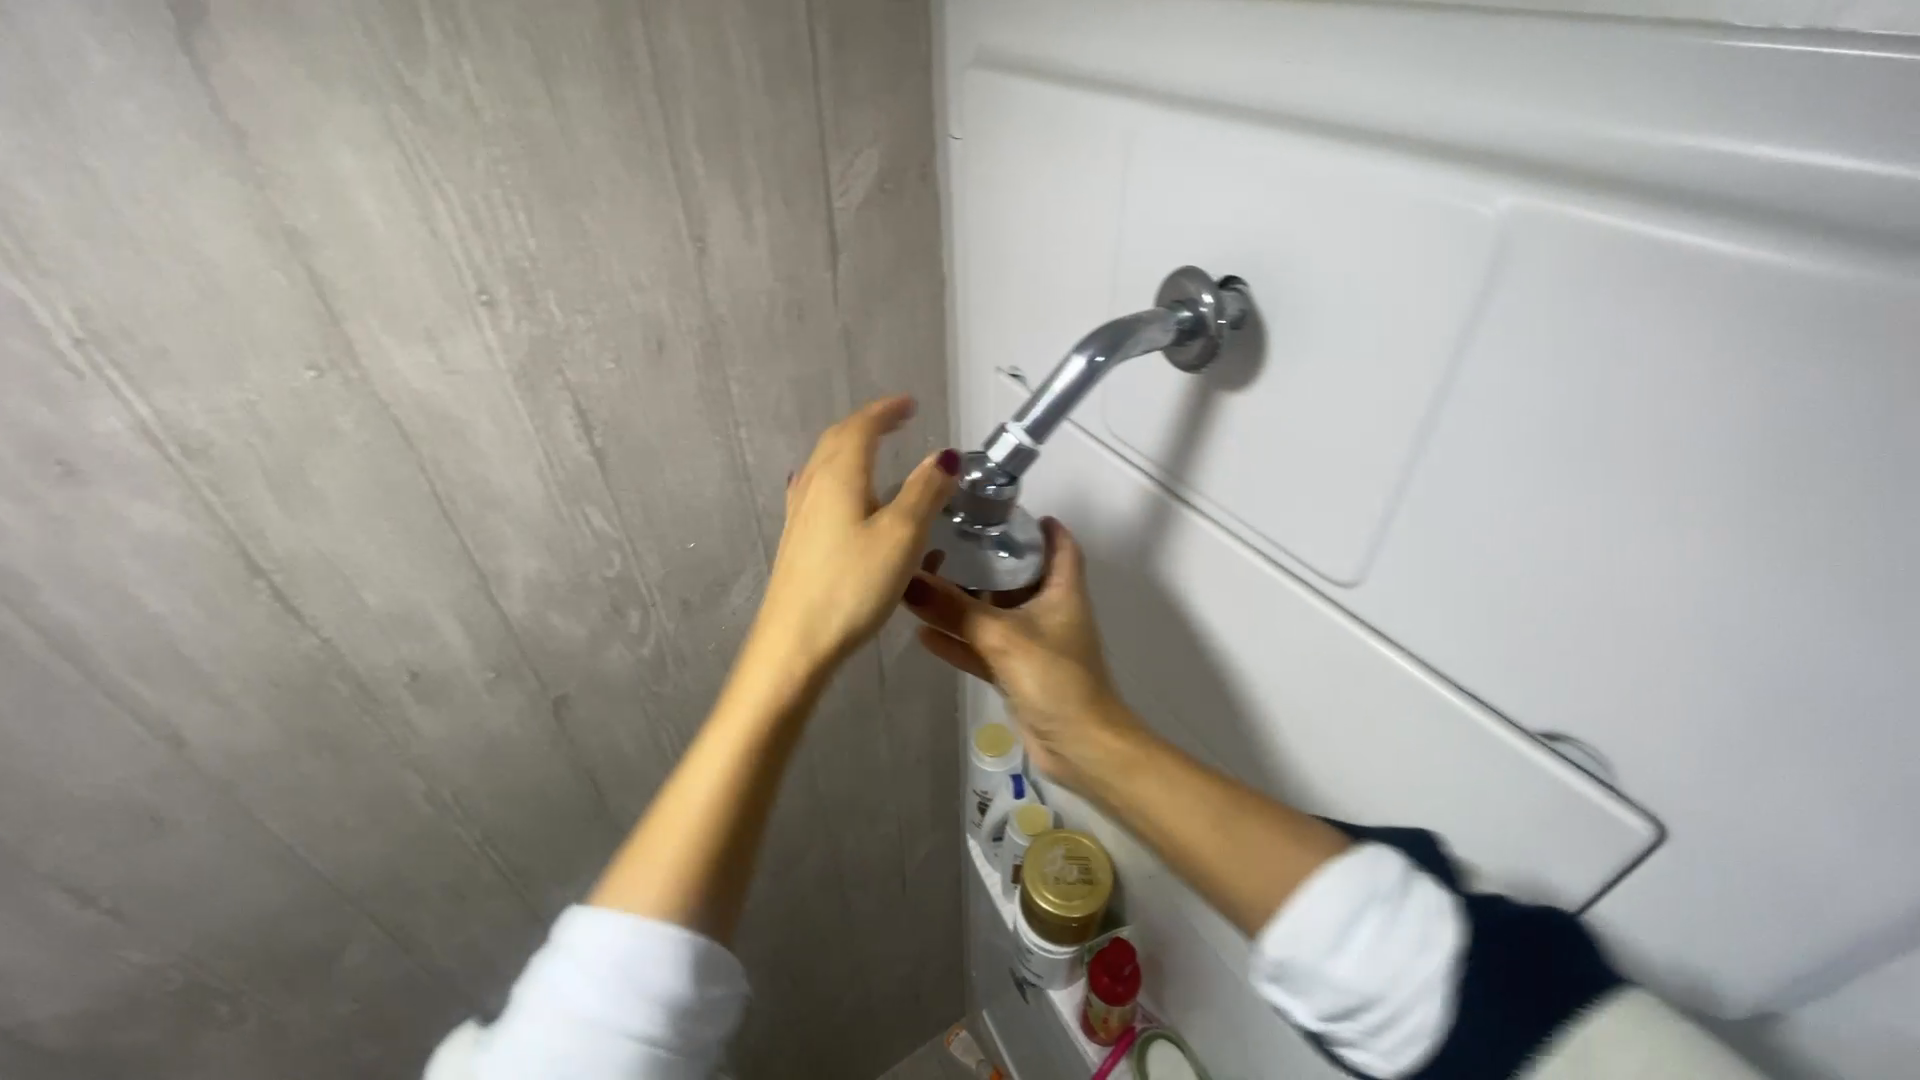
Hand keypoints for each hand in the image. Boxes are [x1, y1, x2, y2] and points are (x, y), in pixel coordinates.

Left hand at [751, 395, 959, 676]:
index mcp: (840, 477)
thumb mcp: (902, 536)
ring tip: (874, 453)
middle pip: (837, 441)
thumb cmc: (853, 586)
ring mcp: (799, 515)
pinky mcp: (796, 542)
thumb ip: (925, 492)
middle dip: (867, 425)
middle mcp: (814, 487)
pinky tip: (837, 496)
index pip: (861, 427)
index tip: (910, 404)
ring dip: (850, 450)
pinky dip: (838, 479)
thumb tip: (945, 456)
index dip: (886, 411)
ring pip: (823, 465)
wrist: (795, 642)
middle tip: (895, 421)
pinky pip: (817, 492)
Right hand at [902, 518, 1145, 787]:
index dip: (1041, 527)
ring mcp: (1033, 645)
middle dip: (985, 560)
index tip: (1005, 510)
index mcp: (1063, 591)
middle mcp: (1050, 612)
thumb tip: (908, 581)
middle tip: (945, 540)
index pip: (1059, 546)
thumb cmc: (1054, 677)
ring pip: (994, 614)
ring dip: (964, 602)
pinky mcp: (1017, 674)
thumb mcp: (1002, 636)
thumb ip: (954, 609)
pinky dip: (958, 640)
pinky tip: (923, 631)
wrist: (1079, 745)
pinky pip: (982, 648)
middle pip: (1017, 577)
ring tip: (926, 578)